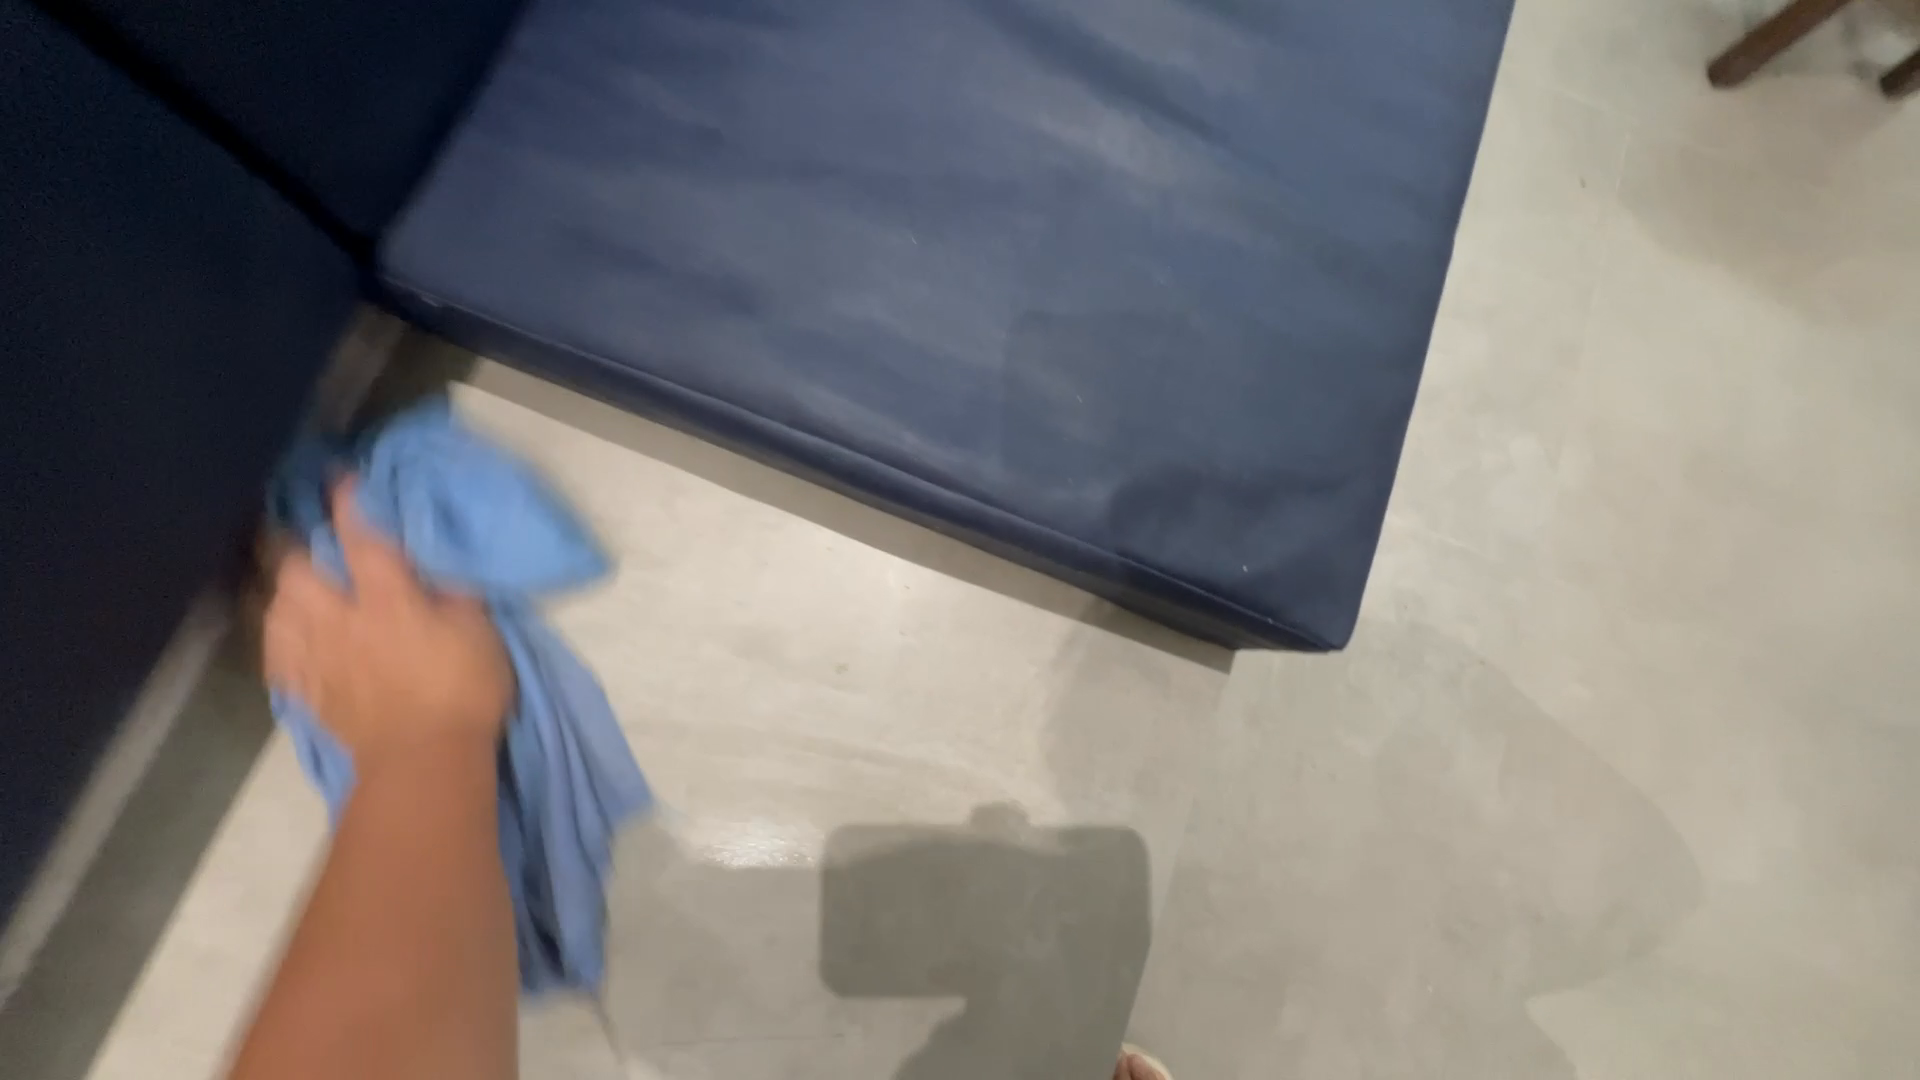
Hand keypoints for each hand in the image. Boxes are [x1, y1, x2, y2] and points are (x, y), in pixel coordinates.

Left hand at [263, 479, 513, 770]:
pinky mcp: (307, 690)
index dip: (353, 506)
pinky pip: (277, 653)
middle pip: (299, 571)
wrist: (426, 759)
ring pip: (278, 608)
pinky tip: (288, 630)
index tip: (343, 479)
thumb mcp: (481, 634)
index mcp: (390, 603)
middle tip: (308, 534)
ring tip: (297, 580)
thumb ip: (458, 595)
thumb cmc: (465, 690)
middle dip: (298, 545)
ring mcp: (317, 657)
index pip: (365, 542)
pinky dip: (279, 633)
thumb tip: (442, 566)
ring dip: (284, 587)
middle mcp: (342, 621)